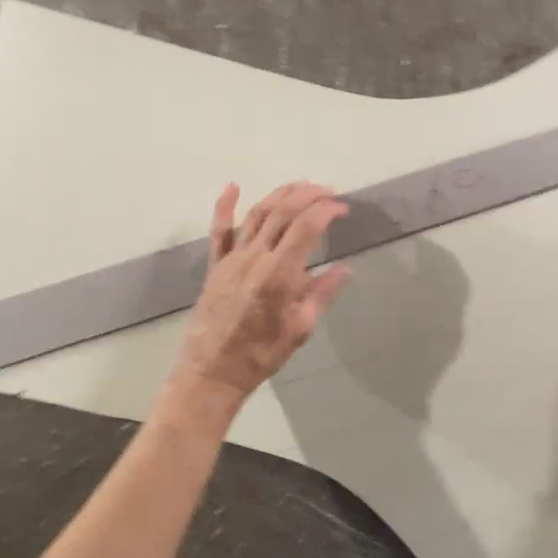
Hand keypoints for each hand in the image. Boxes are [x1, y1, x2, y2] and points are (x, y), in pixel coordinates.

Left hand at [168, 182, 352, 410]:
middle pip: (282, 212)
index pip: (306, 227)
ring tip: (299, 185)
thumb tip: (345, 269)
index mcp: (279, 273)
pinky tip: (233, 186)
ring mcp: (232, 259)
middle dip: (307, 195)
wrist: (212, 372)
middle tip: (328, 191)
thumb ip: (322, 293)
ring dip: (279, 195)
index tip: (343, 207)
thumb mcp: (301, 328)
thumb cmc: (262, 354)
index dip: (326, 210)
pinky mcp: (215, 266)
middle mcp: (255, 258)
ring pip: (256, 214)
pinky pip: (219, 231)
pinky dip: (225, 206)